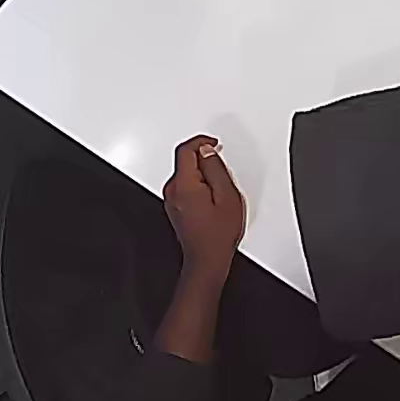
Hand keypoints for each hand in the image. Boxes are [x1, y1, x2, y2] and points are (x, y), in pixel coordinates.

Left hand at [163, 134, 245, 277]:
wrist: (207, 259)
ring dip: (203, 174)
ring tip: (220, 192)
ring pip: (187, 174)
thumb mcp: (227, 195)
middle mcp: (173, 191)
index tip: (213, 143)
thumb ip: (216, 168)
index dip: (200, 141)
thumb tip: (208, 151)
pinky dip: (199, 184)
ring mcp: (172, 200)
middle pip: (186, 161)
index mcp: (184, 185)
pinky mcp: (175, 207)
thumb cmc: (218, 233)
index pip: (186, 150)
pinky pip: (186, 186)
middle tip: (223, 174)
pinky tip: (213, 199)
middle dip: (205, 161)